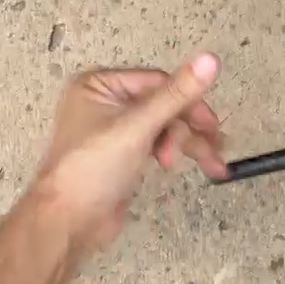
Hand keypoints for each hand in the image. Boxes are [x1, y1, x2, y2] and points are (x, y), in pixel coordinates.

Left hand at [30, 53, 227, 254]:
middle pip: (165, 105)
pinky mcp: (124, 153)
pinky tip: (200, 166)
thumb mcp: (138, 127)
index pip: (158, 82)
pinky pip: (159, 144)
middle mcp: (106, 102)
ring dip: (191, 144)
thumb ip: (177, 95)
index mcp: (100, 85)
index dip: (187, 102)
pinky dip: (178, 153)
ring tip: (215, 166)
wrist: (69, 224)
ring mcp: (115, 129)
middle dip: (189, 129)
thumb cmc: (92, 169)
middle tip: (215, 146)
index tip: (210, 125)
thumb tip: (211, 59)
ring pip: (166, 127)